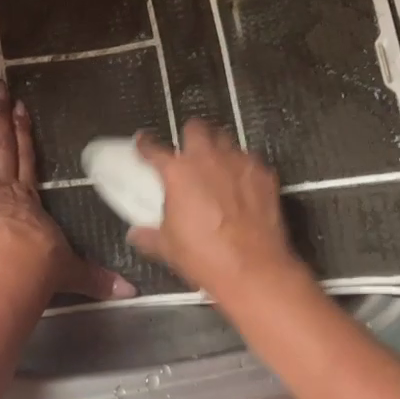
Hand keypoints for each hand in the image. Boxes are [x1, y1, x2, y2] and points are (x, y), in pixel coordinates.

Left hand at [0, 81, 135, 301]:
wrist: (18, 271)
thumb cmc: (44, 267)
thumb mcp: (74, 271)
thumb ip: (98, 278)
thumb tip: (130, 291)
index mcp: (30, 198)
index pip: (27, 157)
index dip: (24, 131)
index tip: (20, 106)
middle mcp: (6, 188)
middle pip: (4, 145)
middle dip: (0, 115)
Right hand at [127, 119, 310, 300]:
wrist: (255, 271)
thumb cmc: (204, 257)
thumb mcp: (168, 247)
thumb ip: (149, 235)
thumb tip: (135, 234)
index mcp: (177, 172)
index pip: (153, 148)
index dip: (145, 144)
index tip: (143, 142)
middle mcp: (207, 158)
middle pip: (196, 128)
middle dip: (191, 135)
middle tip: (189, 151)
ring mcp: (239, 163)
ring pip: (226, 140)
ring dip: (219, 148)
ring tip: (218, 165)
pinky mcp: (264, 174)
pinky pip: (251, 160)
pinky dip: (244, 168)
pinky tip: (243, 184)